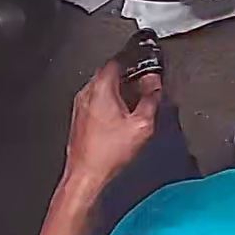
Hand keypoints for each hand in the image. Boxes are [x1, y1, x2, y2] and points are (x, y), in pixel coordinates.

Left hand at [62, 57, 161, 193]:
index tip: (143, 63)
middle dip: (127, 75)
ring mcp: (81, 105)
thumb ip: (151, 100)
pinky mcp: (79, 117)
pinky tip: (120, 115)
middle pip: (108, 72)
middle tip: (143, 82)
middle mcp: (87, 92)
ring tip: (134, 99)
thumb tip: (154, 85)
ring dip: (118, 88)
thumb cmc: (107, 153)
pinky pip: (95, 99)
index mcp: (101, 88)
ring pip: (101, 86)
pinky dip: (108, 100)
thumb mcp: (141, 125)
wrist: (85, 175)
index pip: (117, 60)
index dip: (132, 60)